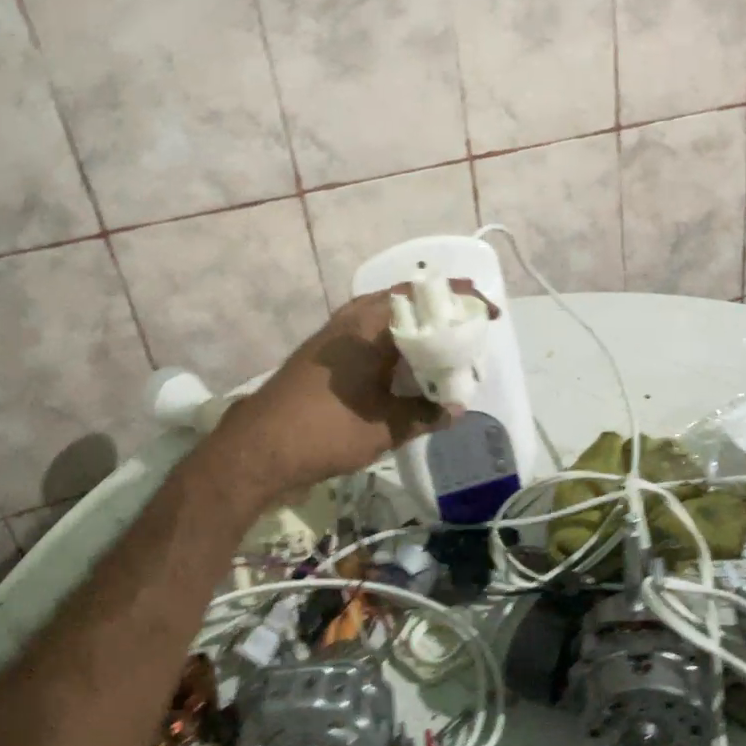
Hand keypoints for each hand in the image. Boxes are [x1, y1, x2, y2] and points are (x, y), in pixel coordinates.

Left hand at [212, 281, 497, 494]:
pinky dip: (393, 341)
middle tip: (468, 326)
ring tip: (444, 345)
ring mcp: (333, 335)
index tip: (488, 312)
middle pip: (404, 299)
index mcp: (369, 325)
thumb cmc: (326, 430)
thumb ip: (424, 413)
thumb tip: (455, 409)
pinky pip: (368, 333)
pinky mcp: (322, 354)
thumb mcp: (385, 426)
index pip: (423, 296)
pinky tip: (406, 366)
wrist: (257, 449)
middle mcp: (351, 319)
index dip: (460, 300)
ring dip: (414, 325)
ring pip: (384, 316)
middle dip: (438, 309)